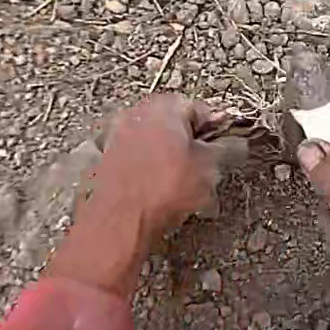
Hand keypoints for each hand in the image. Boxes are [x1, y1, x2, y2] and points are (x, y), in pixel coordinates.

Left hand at [86, 95, 242, 232]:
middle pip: (169, 121)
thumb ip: (222, 147)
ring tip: (179, 178)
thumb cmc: (166, 189)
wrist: (121, 222)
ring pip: (150, 139)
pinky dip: (145, 167)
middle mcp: (135, 116)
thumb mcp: (210, 166)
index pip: (197, 107)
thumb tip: (228, 143)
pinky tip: (156, 187)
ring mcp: (114, 138)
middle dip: (186, 137)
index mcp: (164, 108)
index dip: (213, 126)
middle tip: (202, 159)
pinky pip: (133, 157)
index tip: (221, 141)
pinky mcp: (101, 162)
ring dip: (165, 152)